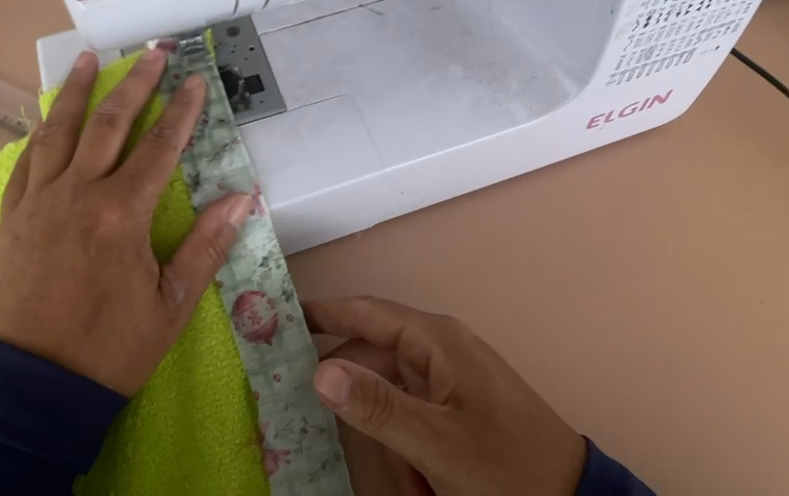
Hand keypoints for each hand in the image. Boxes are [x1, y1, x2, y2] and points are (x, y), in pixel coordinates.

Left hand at [0, 46, 254, 395]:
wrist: (32, 389)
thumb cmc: (110, 349)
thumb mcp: (172, 305)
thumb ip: (207, 245)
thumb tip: (244, 198)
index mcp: (120, 214)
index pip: (159, 147)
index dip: (181, 110)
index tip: (194, 79)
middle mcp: (77, 194)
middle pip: (110, 123)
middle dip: (136, 84)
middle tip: (153, 53)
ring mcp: (39, 202)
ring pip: (60, 131)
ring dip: (79, 91)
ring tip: (91, 59)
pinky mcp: (13, 218)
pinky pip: (26, 162)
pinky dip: (41, 133)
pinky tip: (49, 118)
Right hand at [308, 297, 586, 495]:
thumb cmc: (505, 464)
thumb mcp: (436, 442)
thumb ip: (376, 406)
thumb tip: (320, 370)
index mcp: (436, 339)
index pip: (366, 311)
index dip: (324, 311)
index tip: (283, 315)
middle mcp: (441, 346)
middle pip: (374, 353)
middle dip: (354, 390)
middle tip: (311, 407)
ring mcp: (452, 374)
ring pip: (392, 390)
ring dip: (387, 432)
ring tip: (407, 478)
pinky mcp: (459, 402)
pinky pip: (414, 411)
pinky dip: (405, 441)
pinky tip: (417, 478)